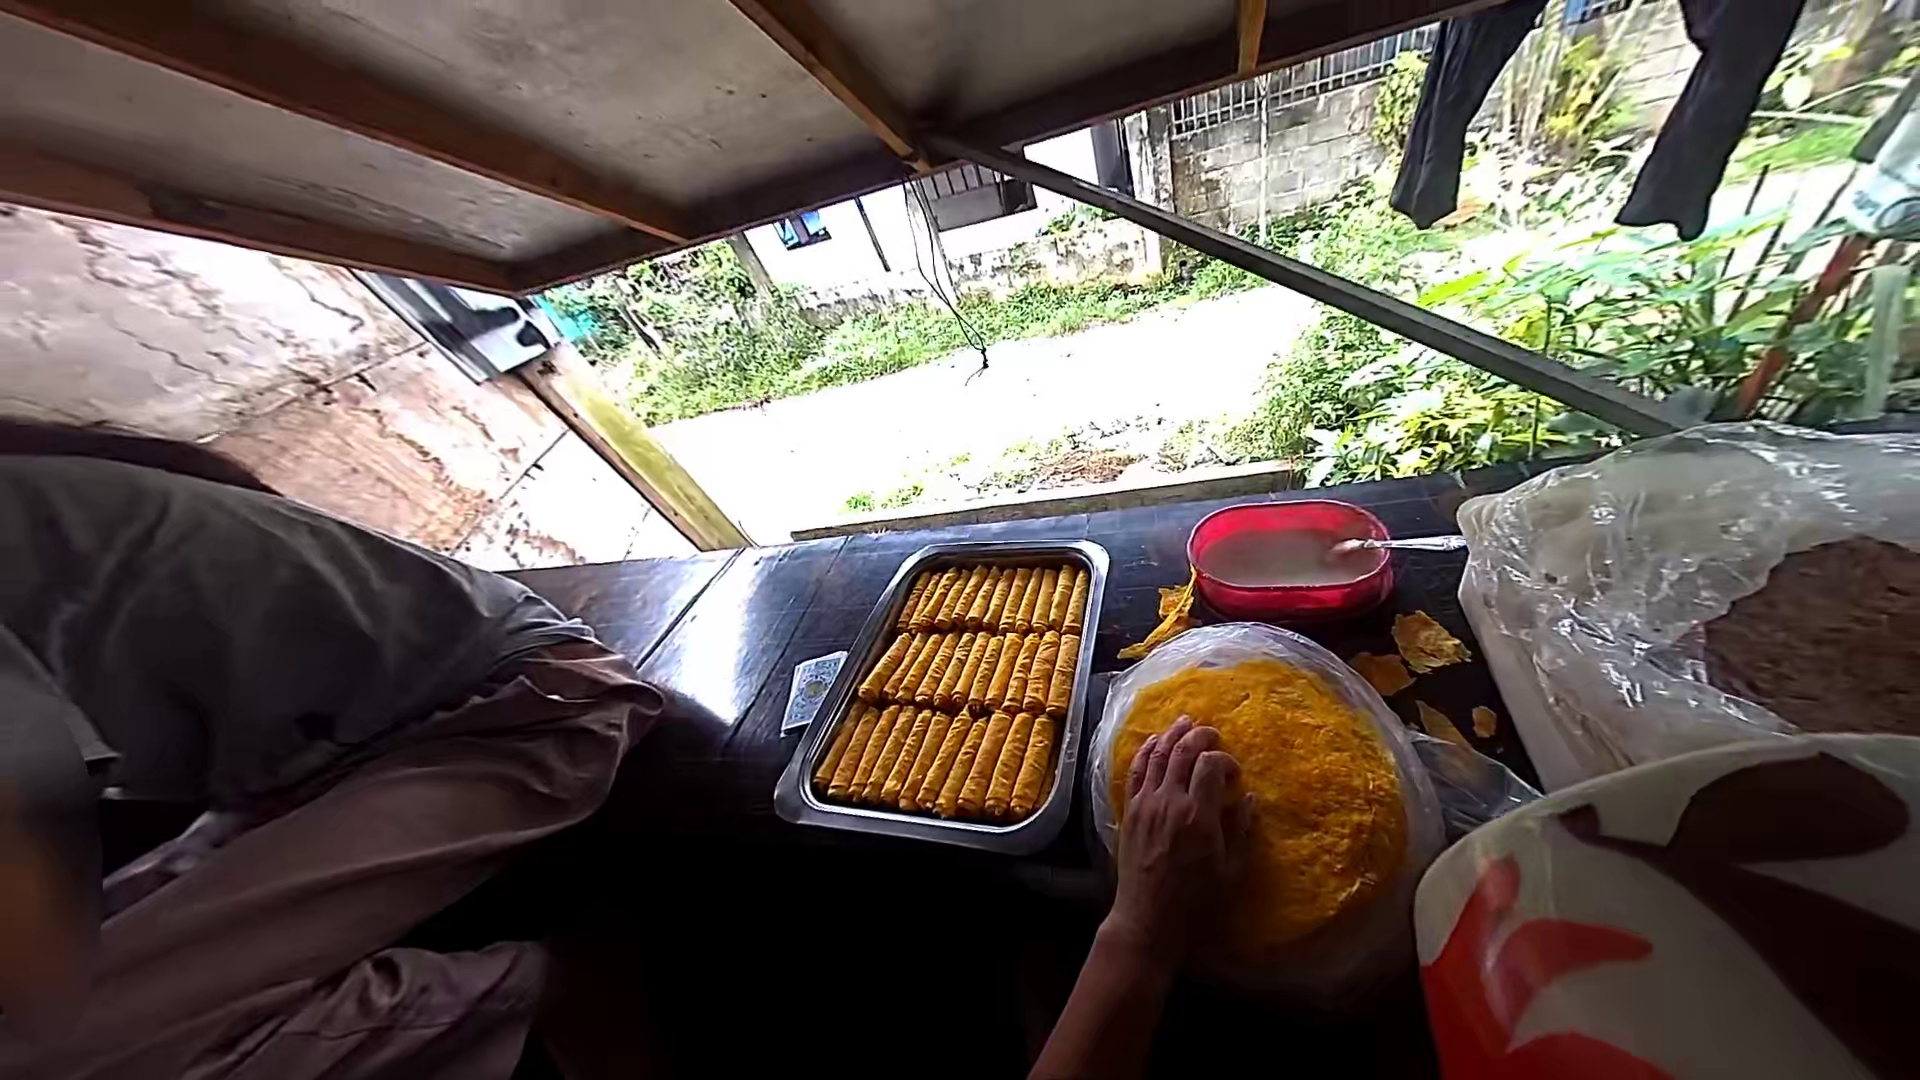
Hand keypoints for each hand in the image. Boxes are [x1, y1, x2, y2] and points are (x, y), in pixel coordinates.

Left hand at [1106, 716, 1251, 965]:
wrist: (1149, 914)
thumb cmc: (1197, 899)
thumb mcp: (1231, 870)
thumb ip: (1241, 830)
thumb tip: (1247, 796)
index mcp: (1197, 816)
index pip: (1209, 766)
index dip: (1223, 759)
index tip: (1233, 770)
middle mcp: (1169, 800)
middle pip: (1182, 752)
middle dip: (1199, 735)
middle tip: (1211, 731)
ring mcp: (1145, 801)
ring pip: (1157, 754)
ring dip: (1171, 734)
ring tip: (1184, 722)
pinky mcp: (1130, 807)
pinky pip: (1136, 769)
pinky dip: (1146, 750)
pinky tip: (1154, 741)